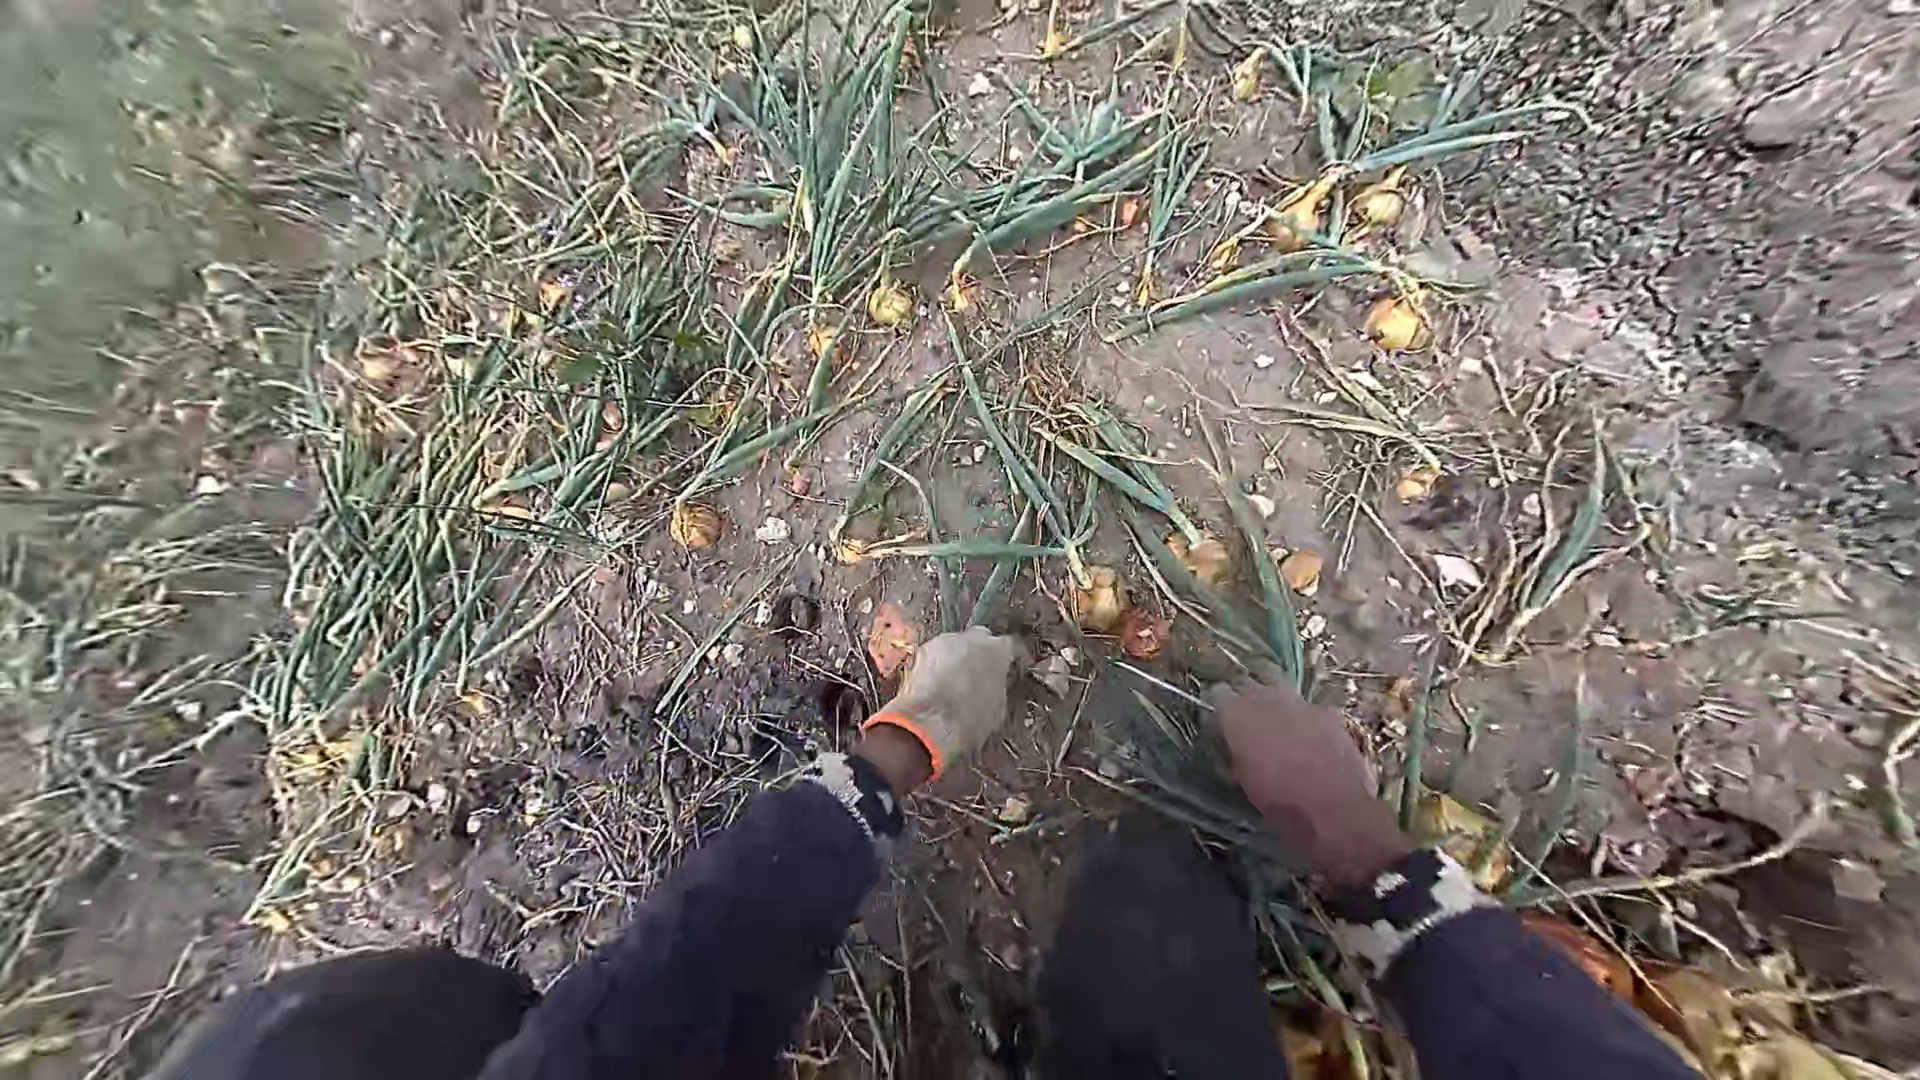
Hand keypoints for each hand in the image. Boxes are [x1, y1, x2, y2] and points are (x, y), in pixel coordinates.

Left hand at [864, 628, 1017, 781]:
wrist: (930, 724)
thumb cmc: (968, 719)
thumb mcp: (998, 706)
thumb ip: (1001, 684)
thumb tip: (998, 683)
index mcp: (997, 650)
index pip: (1012, 644)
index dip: (1014, 655)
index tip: (1014, 663)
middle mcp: (971, 638)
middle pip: (982, 639)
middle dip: (983, 653)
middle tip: (982, 673)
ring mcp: (944, 642)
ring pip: (956, 645)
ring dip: (959, 659)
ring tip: (956, 682)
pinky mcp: (922, 652)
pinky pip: (936, 655)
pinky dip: (938, 666)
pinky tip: (938, 684)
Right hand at [1210, 674, 1412, 887]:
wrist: (1335, 813)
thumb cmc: (1277, 801)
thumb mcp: (1241, 777)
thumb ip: (1234, 751)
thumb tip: (1235, 746)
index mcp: (1236, 714)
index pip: (1217, 693)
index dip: (1218, 708)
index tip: (1221, 722)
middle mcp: (1265, 699)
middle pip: (1248, 685)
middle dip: (1246, 698)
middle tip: (1249, 721)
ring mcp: (1300, 704)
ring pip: (1280, 691)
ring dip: (1276, 706)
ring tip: (1280, 728)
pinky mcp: (1328, 714)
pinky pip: (1309, 710)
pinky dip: (1305, 721)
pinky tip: (1311, 741)